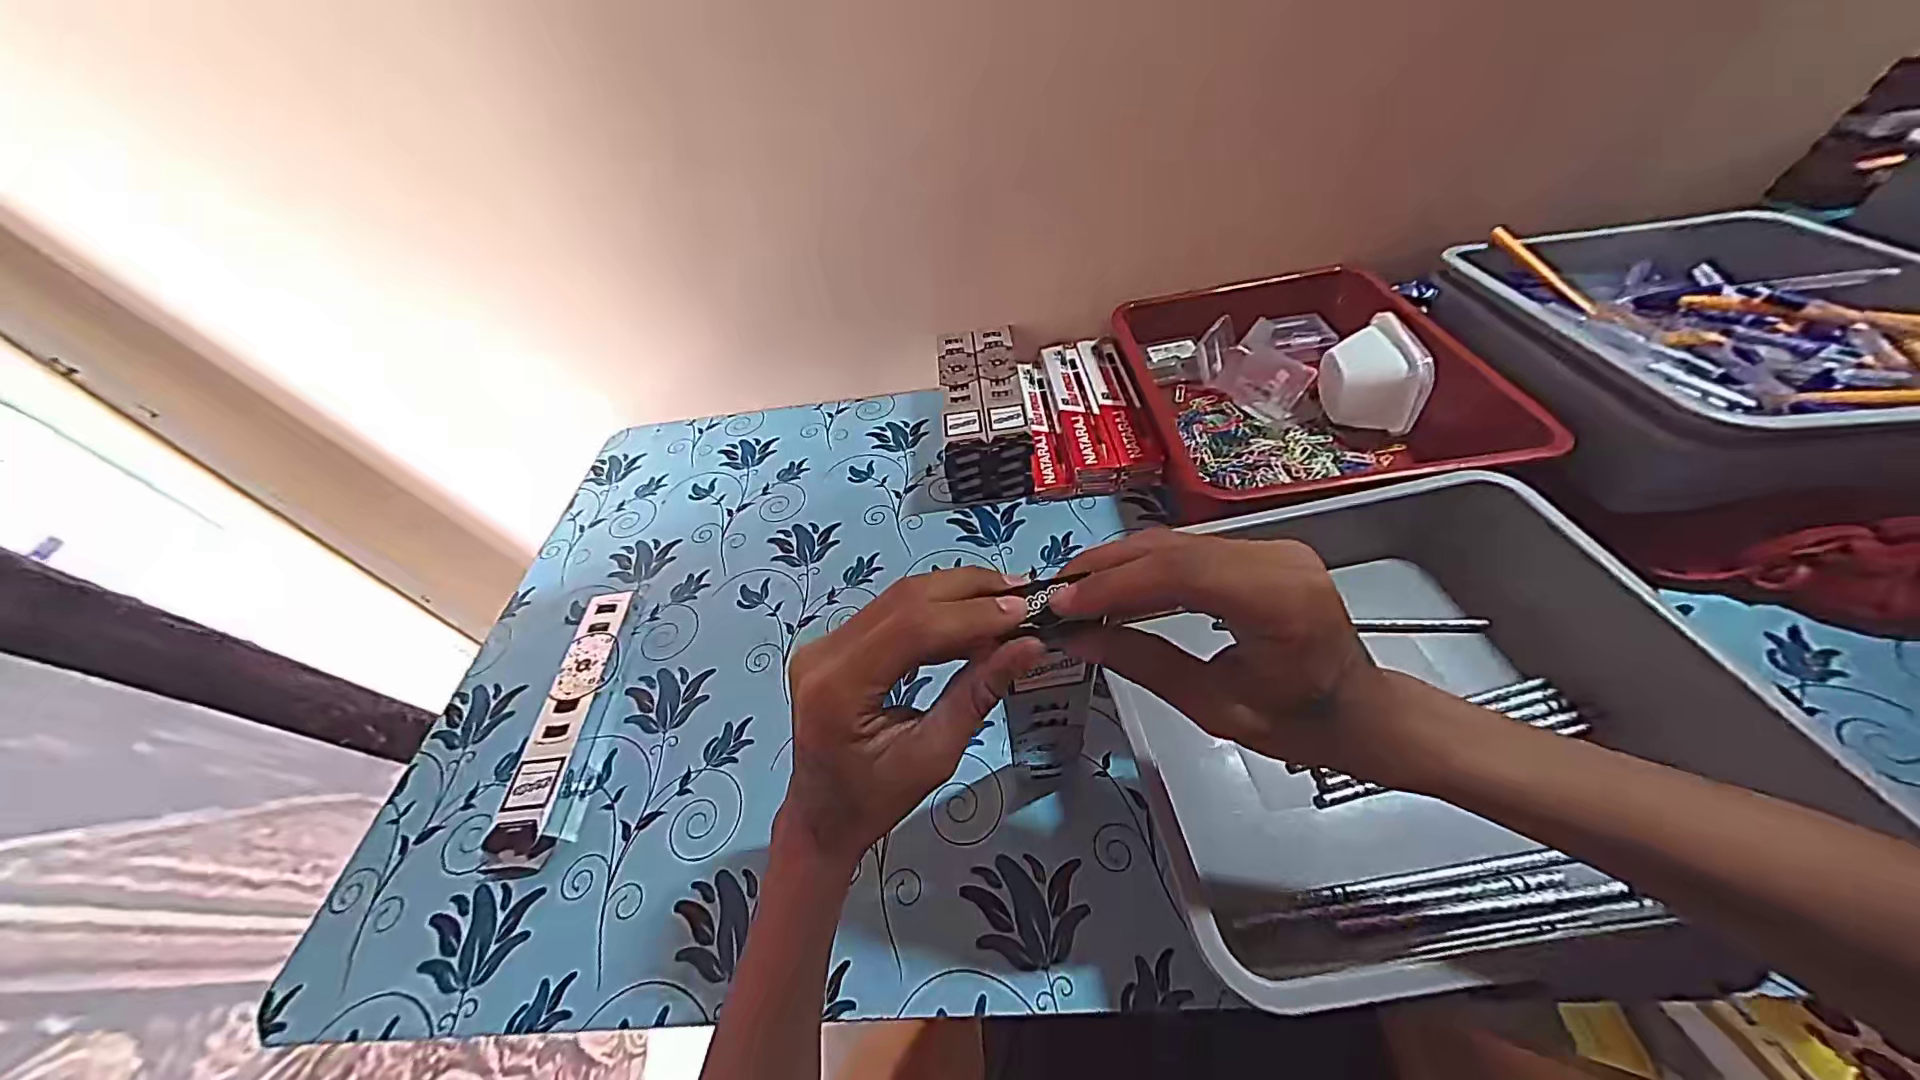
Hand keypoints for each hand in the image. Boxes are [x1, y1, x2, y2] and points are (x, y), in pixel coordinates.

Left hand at [781, 567, 1049, 866]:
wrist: (821, 817)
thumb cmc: (872, 802)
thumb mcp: (934, 756)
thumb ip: (978, 694)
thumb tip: (1027, 646)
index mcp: (837, 687)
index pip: (912, 627)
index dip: (971, 614)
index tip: (1022, 610)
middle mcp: (823, 653)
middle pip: (905, 599)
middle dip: (970, 591)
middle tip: (1023, 593)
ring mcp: (824, 643)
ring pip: (900, 597)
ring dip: (957, 593)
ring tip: (1006, 600)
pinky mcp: (835, 642)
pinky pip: (892, 610)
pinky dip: (937, 608)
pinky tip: (971, 614)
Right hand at [1049, 529, 1432, 786]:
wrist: (1364, 712)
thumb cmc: (1302, 725)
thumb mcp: (1214, 707)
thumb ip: (1143, 663)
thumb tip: (1079, 637)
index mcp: (1278, 601)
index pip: (1179, 573)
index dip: (1112, 583)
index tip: (1062, 604)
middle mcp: (1277, 558)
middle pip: (1172, 547)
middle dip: (1105, 567)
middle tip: (1055, 592)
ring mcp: (1272, 547)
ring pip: (1175, 542)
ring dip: (1119, 563)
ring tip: (1075, 590)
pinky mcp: (1261, 550)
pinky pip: (1189, 550)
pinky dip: (1145, 566)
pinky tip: (1114, 584)